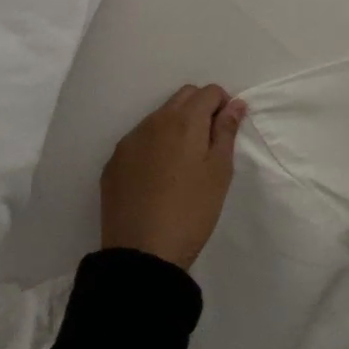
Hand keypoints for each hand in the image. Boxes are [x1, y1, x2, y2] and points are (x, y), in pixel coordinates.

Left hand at [100, 84, 247, 268]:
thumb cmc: (191, 211)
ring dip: (175, 126)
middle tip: (208, 144)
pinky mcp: (113, 163)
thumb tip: (235, 104)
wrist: (142, 256)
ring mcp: (129, 142)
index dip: (223, 105)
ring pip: (159, 117)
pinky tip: (157, 177)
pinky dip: (153, 146)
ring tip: (182, 163)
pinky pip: (139, 140)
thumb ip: (227, 131)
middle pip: (183, 97)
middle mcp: (154, 121)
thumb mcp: (219, 172)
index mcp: (184, 121)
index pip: (209, 92)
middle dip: (200, 109)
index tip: (226, 131)